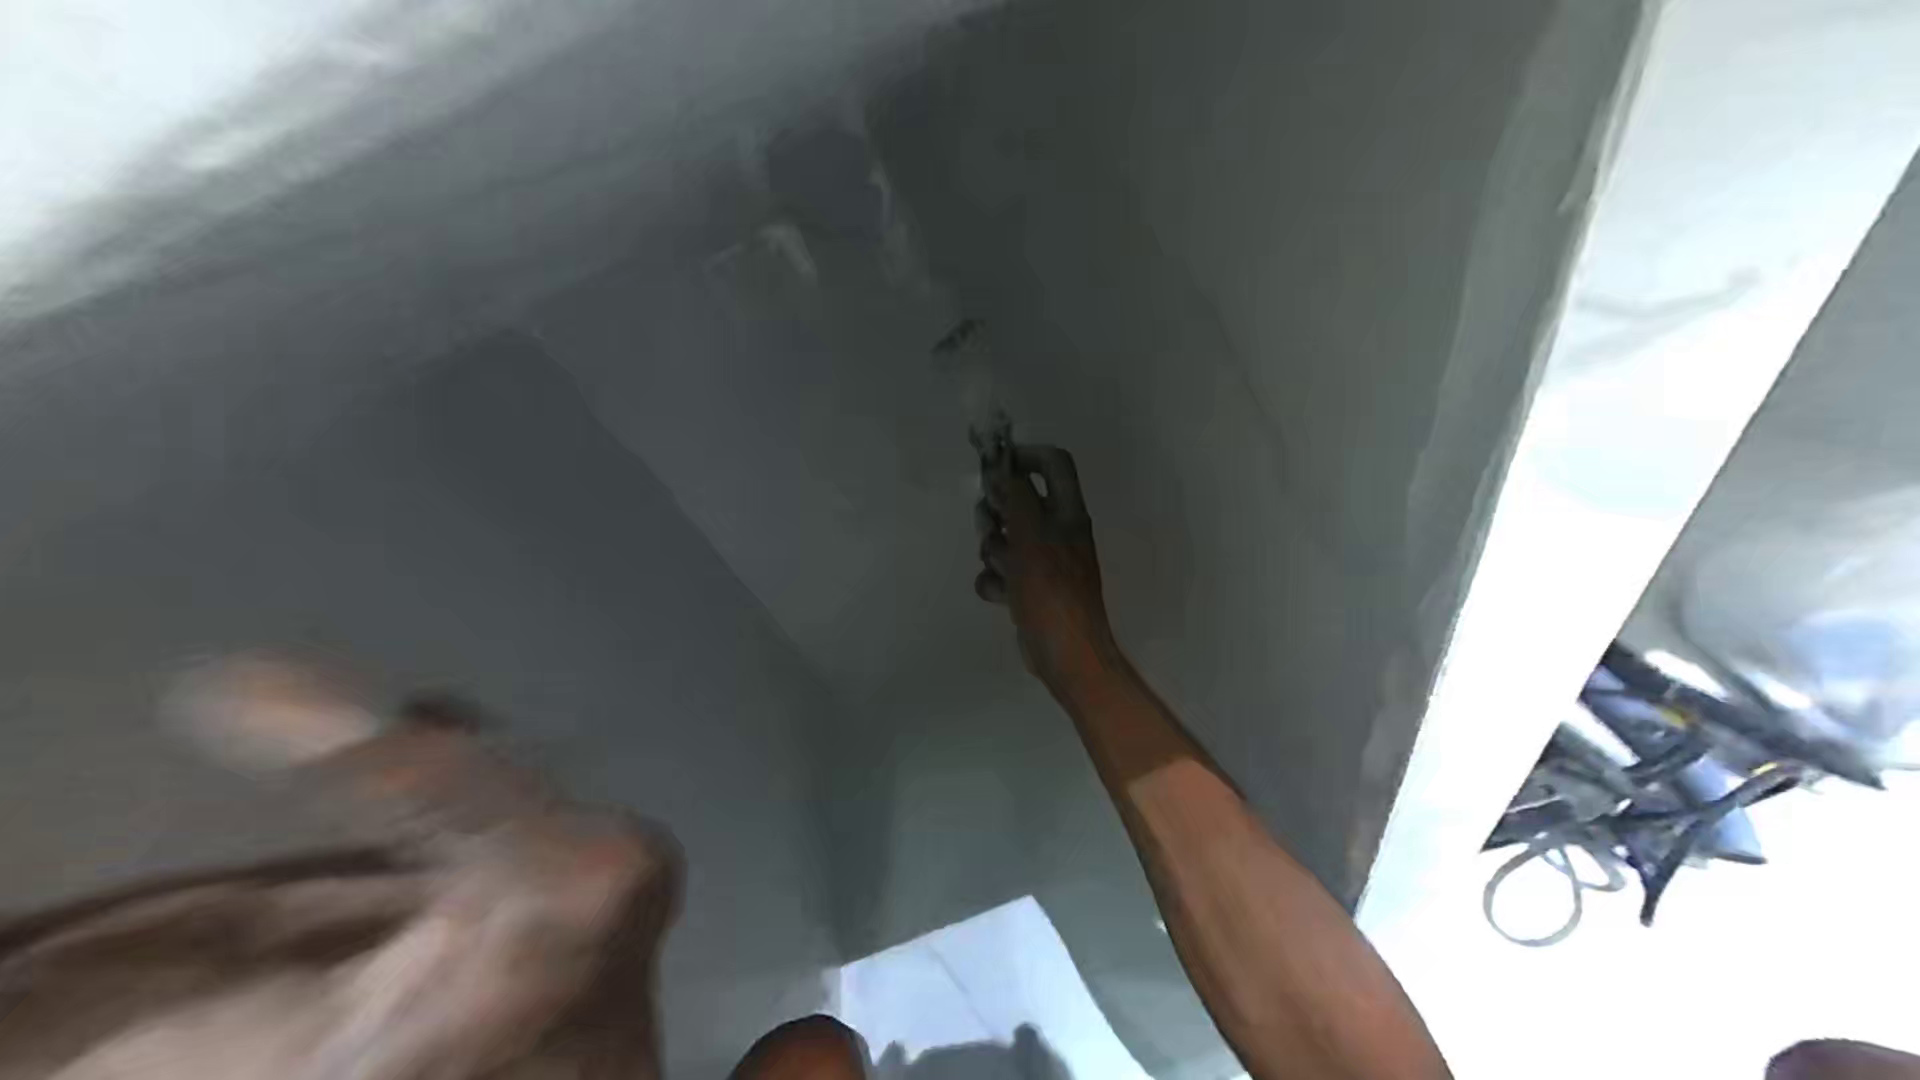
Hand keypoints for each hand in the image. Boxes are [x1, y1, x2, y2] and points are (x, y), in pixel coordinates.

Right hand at [974, 444, 1123, 688]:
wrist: (1064, 652)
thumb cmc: (1051, 589)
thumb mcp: (1032, 535)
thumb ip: (1016, 496)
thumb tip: (1002, 470)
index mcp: (1066, 512)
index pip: (1052, 463)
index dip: (1024, 456)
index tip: (993, 467)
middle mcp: (1055, 531)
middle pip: (1017, 501)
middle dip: (996, 514)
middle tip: (993, 528)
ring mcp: (1040, 561)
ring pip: (1002, 538)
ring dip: (993, 552)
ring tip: (1003, 571)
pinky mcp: (1026, 588)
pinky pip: (999, 572)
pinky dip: (995, 582)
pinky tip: (1001, 596)